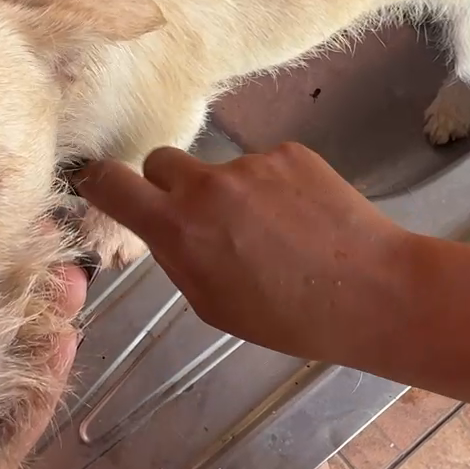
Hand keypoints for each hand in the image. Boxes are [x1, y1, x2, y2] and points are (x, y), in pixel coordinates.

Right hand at [77, 143, 409, 362]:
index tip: (95, 181)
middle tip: (200, 216)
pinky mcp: (289, 151)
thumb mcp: (211, 304)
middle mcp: (205, 184)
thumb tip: (164, 227)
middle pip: (159, 161)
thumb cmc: (287, 317)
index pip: (111, 183)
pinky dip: (272, 187)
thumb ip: (176, 255)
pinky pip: (263, 165)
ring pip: (218, 169)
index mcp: (177, 227)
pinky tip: (301, 217)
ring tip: (274, 231)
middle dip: (169, 184)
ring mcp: (249, 162)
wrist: (374, 291)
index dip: (96, 180)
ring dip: (231, 193)